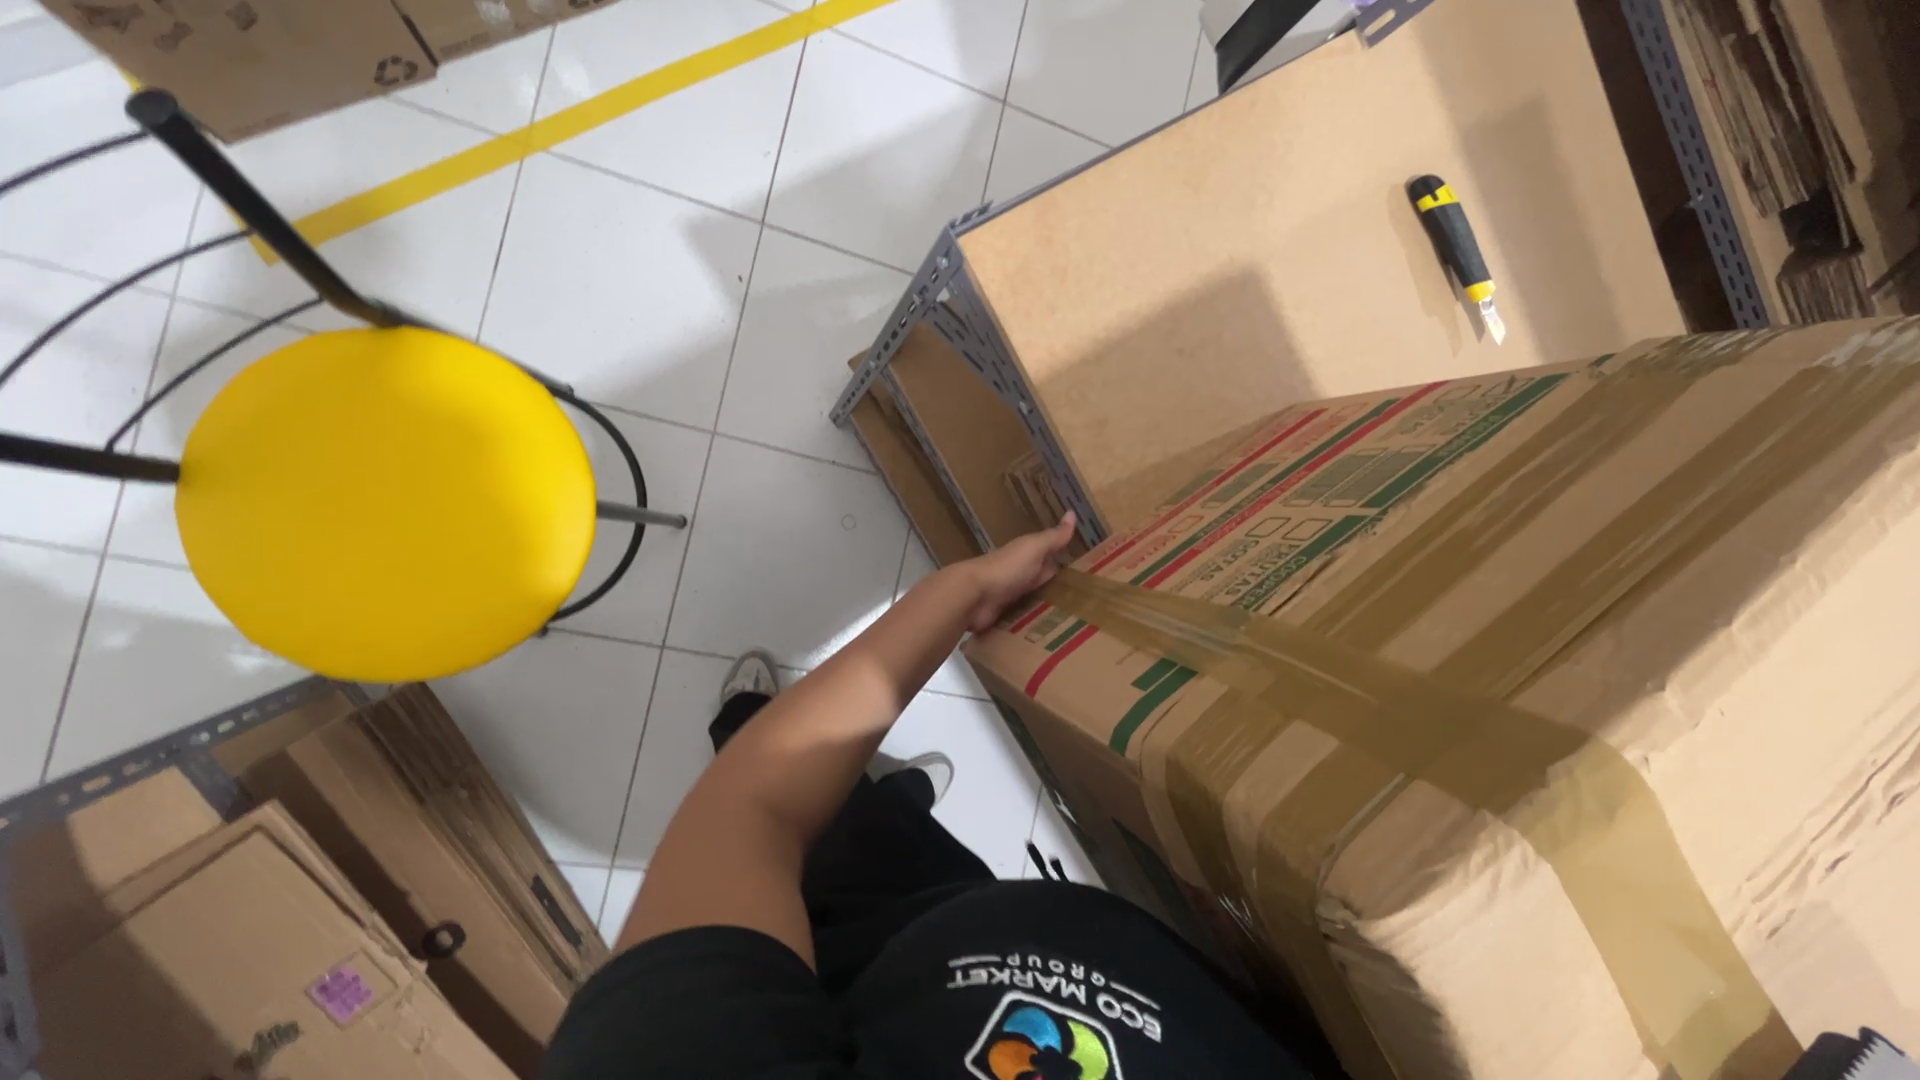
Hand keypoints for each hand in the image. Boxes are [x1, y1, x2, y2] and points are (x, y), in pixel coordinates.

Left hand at [957, 512, 1077, 632]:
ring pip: (1033, 602)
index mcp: (1027, 557)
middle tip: (1083, 603)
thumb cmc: (1006, 568)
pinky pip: (1022, 621)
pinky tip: (1047, 636)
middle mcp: (1018, 576)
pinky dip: (1032, 625)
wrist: (972, 595)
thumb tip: (1073, 512)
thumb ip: (1053, 537)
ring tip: (1072, 624)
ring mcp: (1009, 598)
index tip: (1086, 573)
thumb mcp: (1033, 549)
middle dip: (1058, 590)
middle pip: (1042, 583)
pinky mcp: (1002, 618)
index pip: (1051, 560)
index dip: (1065, 564)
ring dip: (1046, 609)